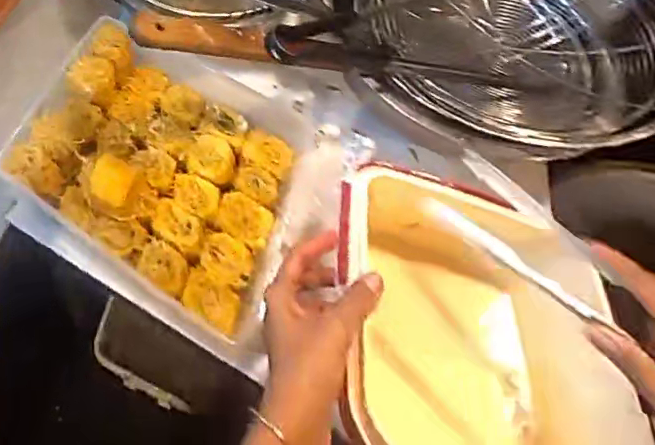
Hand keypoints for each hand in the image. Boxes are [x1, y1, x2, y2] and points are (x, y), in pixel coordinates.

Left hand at [254, 230, 383, 444]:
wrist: (297, 418)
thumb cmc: (308, 365)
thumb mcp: (334, 328)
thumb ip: (355, 301)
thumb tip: (374, 275)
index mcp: (280, 295)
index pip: (296, 259)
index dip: (315, 245)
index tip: (337, 235)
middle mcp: (281, 309)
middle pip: (303, 280)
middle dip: (326, 272)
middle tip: (351, 268)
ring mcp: (290, 333)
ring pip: (312, 304)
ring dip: (333, 297)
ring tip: (358, 295)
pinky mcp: (302, 354)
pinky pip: (319, 325)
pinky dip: (335, 318)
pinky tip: (355, 325)